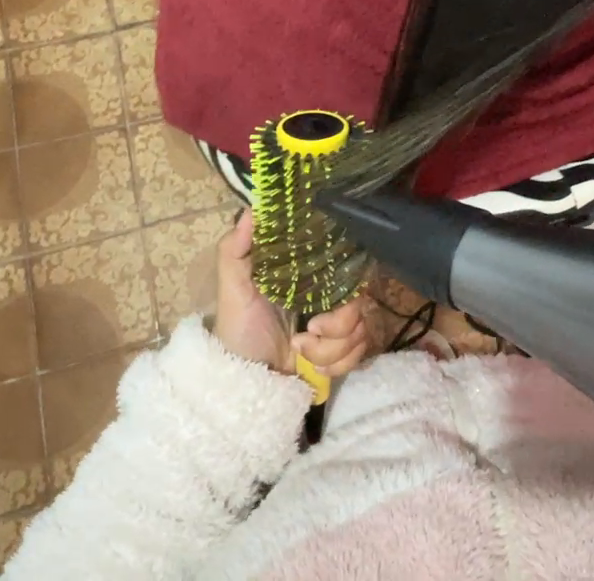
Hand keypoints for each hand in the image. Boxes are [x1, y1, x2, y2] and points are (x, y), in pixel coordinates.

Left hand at [213, 210, 371, 378]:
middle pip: (359, 299)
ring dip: (331, 349)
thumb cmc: (239, 330)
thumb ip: (235, 249)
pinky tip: (312, 367)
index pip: (344, 262)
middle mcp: (327, 294)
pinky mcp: (342, 351)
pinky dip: (337, 364)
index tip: (325, 291)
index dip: (345, 276)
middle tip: (310, 330)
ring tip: (300, 351)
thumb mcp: (232, 289)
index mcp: (306, 274)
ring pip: (361, 328)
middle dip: (338, 324)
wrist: (245, 383)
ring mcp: (337, 324)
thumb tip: (251, 208)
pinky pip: (360, 351)